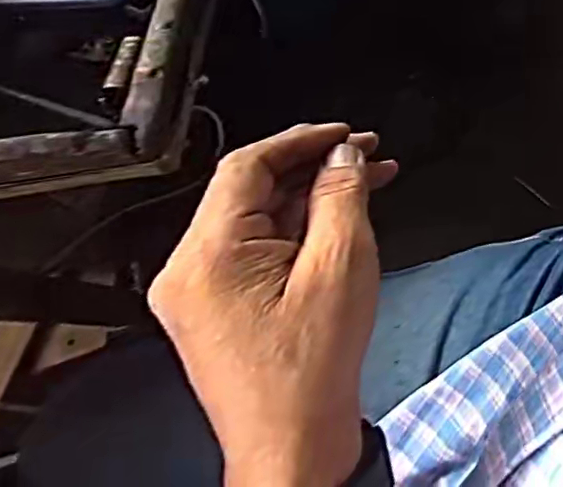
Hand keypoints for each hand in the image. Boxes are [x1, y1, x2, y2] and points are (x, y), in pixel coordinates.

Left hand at [149, 123, 398, 486]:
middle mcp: (191, 269)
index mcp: (208, 256)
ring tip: (371, 175)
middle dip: (316, 161)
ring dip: (317, 188)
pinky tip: (346, 211)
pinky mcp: (221, 300)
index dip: (302, 139)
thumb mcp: (341, 260)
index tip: (348, 132)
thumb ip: (342, 195)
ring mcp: (203, 287)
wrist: (293, 431)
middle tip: (370, 150)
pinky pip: (263, 240)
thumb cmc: (314, 354)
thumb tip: (345, 154)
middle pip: (252, 188)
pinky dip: (307, 218)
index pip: (246, 167)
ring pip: (263, 212)